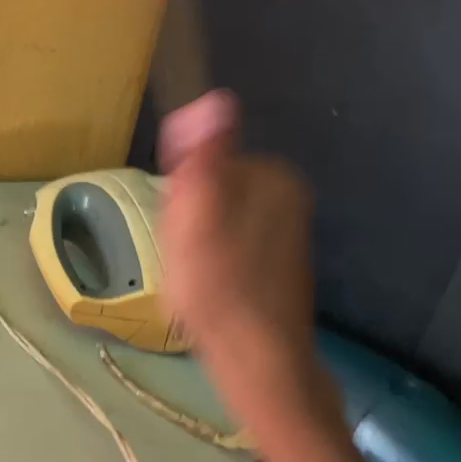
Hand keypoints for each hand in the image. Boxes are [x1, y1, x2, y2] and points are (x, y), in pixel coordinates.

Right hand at [157, 90, 316, 383]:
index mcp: (271, 174)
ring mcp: (281, 225)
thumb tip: (216, 98)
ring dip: (189, 238)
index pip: (197, 153)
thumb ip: (205, 156)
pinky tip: (205, 285)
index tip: (177, 224)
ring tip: (192, 272)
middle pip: (204, 182)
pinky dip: (206, 256)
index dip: (176, 187)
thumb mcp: (199, 214)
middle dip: (183, 214)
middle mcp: (284, 192)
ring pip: (208, 212)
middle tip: (182, 252)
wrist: (259, 363)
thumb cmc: (219, 288)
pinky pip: (222, 237)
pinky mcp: (274, 254)